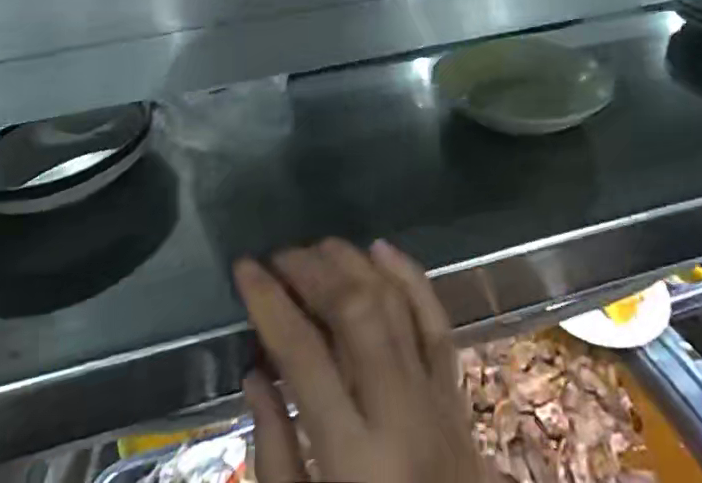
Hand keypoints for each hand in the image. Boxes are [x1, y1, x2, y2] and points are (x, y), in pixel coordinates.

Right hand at [233, 240, 484, 482]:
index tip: (244, 268)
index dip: (269, 301)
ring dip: (355, 265)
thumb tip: (254, 373)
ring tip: (318, 247)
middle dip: (314, 271)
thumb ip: (274, 451)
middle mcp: (399, 413)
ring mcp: (435, 399)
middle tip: (280, 256)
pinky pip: (437, 322)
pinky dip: (410, 279)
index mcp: (352, 454)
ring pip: (396, 305)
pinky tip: (382, 250)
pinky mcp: (457, 396)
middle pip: (356, 312)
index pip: (303, 352)